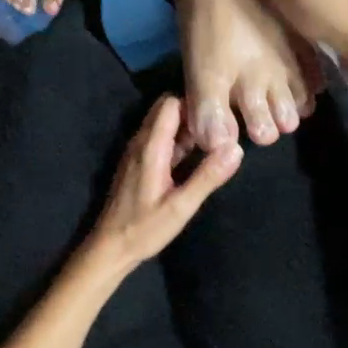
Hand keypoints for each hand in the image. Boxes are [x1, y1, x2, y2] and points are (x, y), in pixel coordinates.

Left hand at [82, 95, 242, 268]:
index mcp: (150, 147)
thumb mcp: (181, 206)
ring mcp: (137, 152)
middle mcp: (140, 142)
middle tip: (220, 126)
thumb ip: (207, 176)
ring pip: (163, 124)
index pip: (170, 104)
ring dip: (186, 127)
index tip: (219, 112)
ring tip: (215, 138)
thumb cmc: (144, 229)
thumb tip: (236, 148)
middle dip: (192, 112)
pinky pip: (159, 139)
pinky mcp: (138, 163)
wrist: (111, 246)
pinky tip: (196, 155)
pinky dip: (177, 139)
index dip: (194, 101)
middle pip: (166, 109)